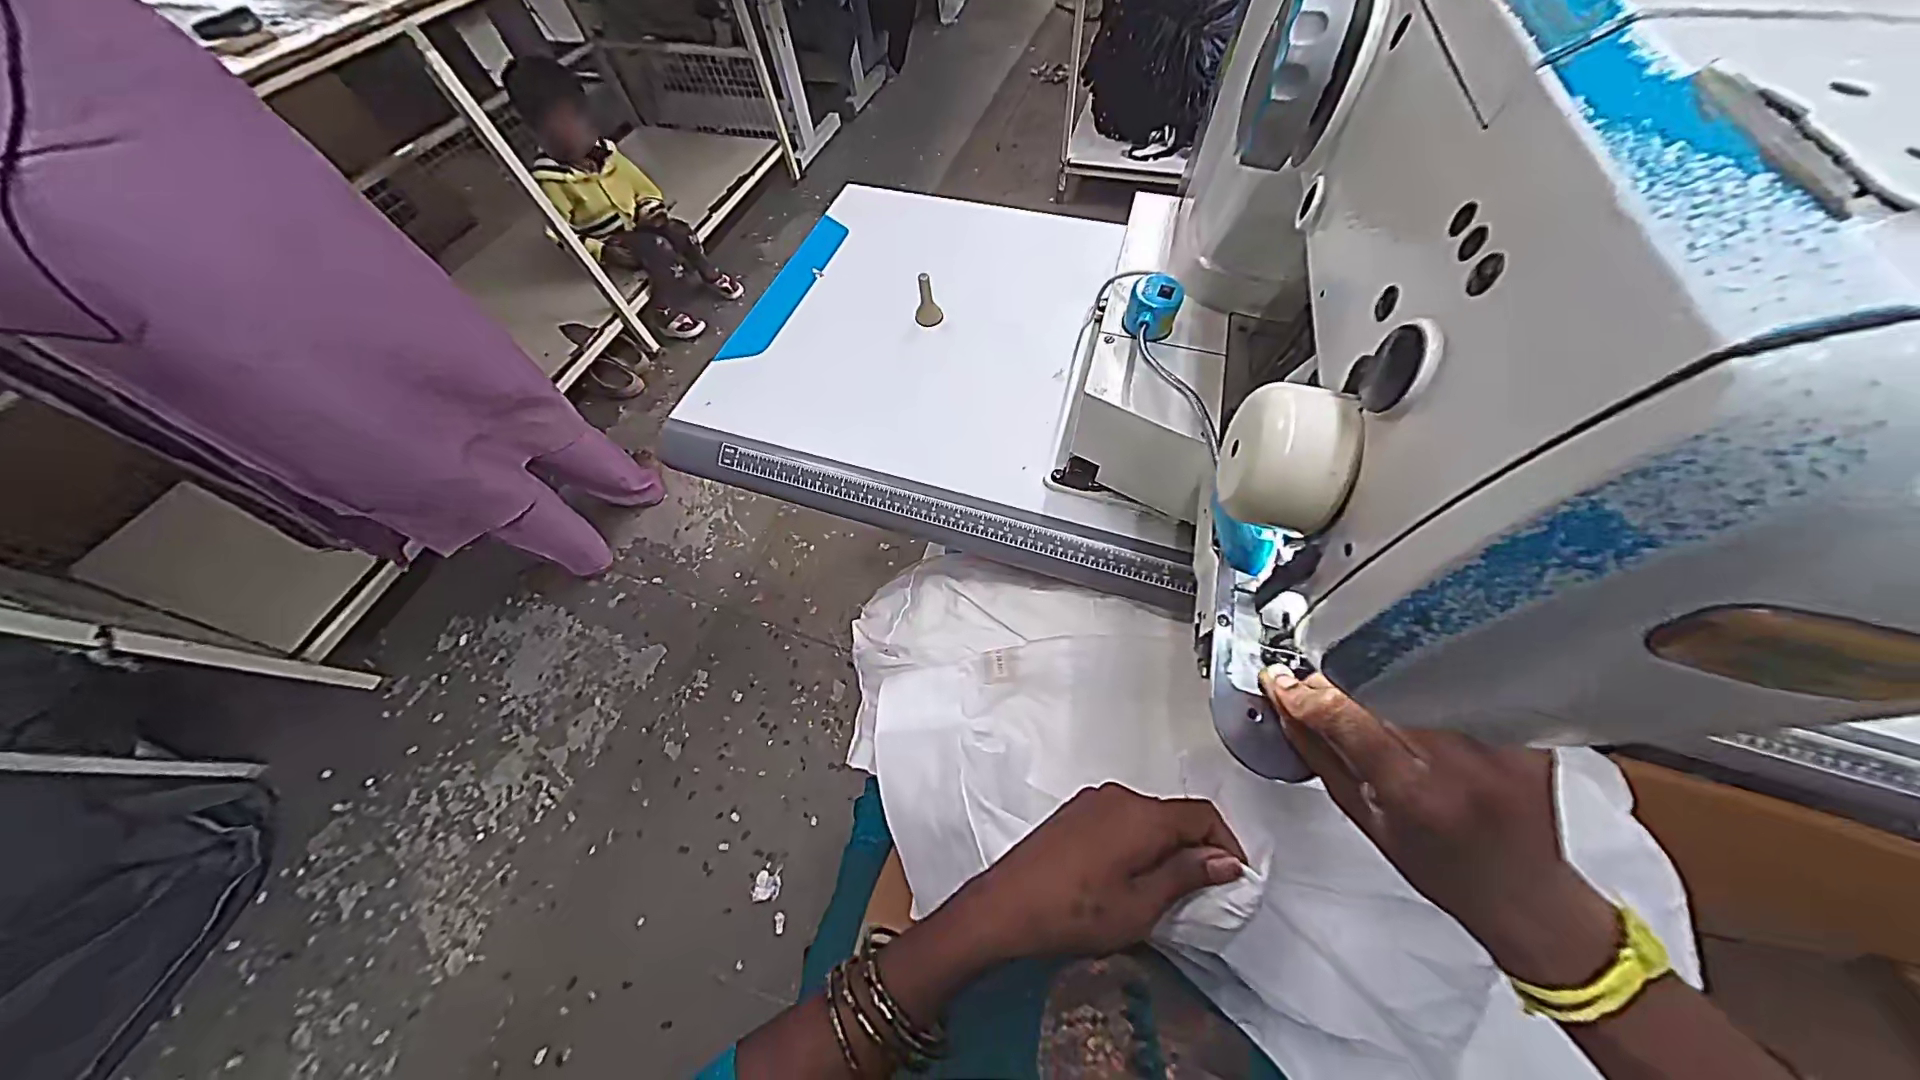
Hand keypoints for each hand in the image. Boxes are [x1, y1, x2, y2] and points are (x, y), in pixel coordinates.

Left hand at [942, 783, 1246, 961]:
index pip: (1201, 815)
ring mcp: (1092, 801)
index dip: (1226, 845)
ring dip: (1165, 845)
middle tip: (1204, 890)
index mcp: (1140, 815)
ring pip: (1146, 816)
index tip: (1234, 877)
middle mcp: (1117, 797)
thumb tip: (1224, 860)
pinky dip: (1137, 841)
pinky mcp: (1074, 812)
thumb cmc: (1073, 911)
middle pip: (1173, 814)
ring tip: (1165, 890)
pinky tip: (1129, 875)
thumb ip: (1186, 875)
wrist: (1006, 906)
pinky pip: (1120, 818)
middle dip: (1195, 847)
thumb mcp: (1142, 905)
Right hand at [1261, 669, 1618, 986]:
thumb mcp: (1363, 816)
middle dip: (1333, 681)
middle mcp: (1462, 766)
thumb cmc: (1444, 868)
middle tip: (1316, 687)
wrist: (1526, 894)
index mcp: (1415, 794)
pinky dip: (1419, 685)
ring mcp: (1499, 746)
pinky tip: (1410, 700)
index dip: (1301, 693)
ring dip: (1373, 678)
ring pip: (1413, 680)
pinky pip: (1454, 687)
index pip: (1343, 716)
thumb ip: (1320, 754)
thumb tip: (1284, 707)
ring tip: (1362, 694)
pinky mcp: (1523, 733)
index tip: (1281, 682)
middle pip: (1377, 686)